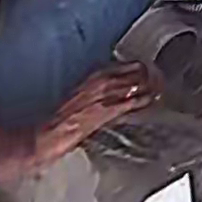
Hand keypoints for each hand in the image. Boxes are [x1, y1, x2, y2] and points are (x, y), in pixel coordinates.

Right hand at [31, 64, 156, 163]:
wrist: (41, 137)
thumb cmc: (60, 118)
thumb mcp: (84, 93)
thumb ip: (105, 86)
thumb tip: (125, 87)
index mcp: (98, 74)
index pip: (133, 64)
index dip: (146, 69)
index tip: (153, 74)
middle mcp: (104, 80)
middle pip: (142, 71)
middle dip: (154, 77)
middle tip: (159, 84)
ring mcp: (106, 94)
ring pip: (142, 84)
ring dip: (153, 88)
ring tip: (158, 93)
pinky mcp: (107, 110)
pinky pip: (135, 101)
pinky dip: (146, 100)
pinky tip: (151, 102)